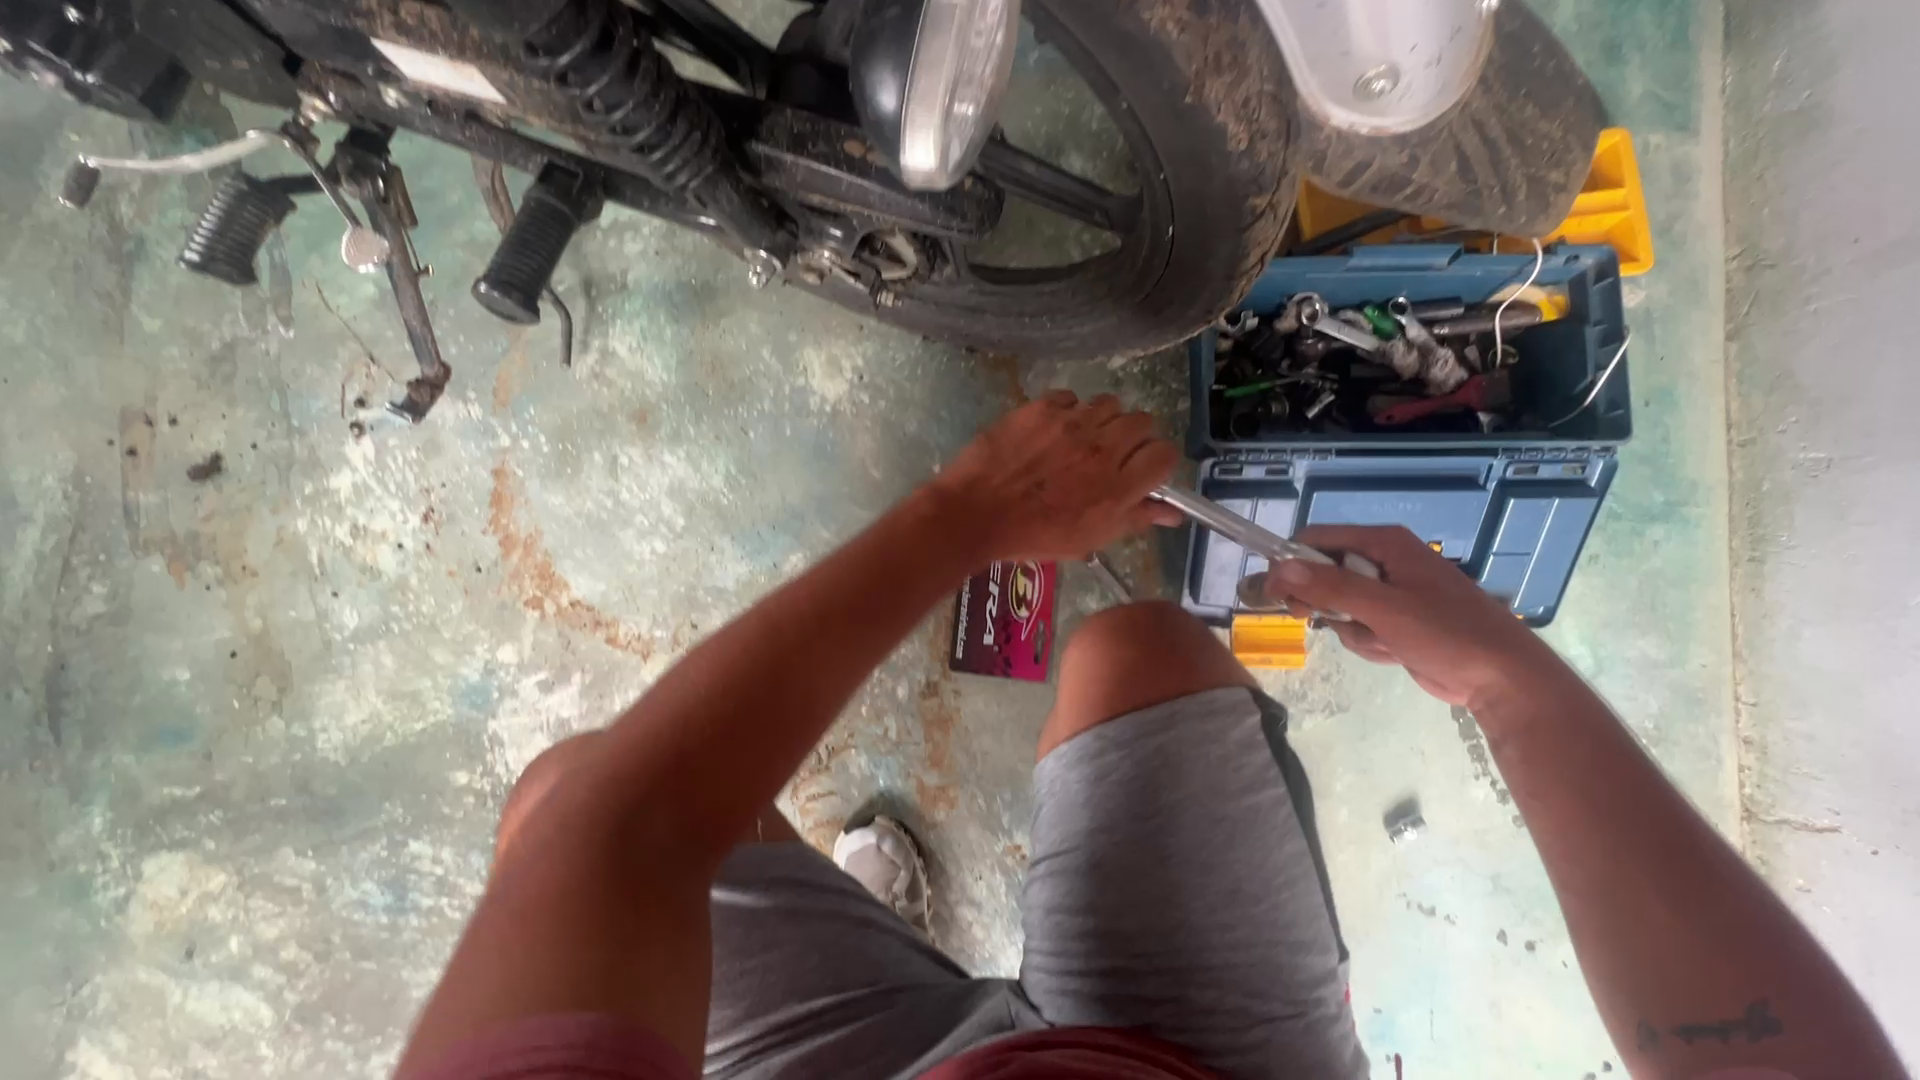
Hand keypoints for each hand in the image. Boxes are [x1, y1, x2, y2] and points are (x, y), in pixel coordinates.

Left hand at [928, 391, 1180, 560]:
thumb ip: (1134, 519)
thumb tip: (1172, 512)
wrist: (975, 514)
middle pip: (1143, 422)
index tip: (1142, 469)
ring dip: (1103, 419)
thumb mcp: (1089, 538)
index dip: (1157, 461)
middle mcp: (1102, 449)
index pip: (1165, 454)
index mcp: (1117, 487)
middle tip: (1111, 454)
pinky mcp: (1041, 408)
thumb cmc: (1032, 536)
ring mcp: (1071, 423)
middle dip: (1134, 437)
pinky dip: (1068, 410)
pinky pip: (1071, 397)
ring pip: (1110, 404)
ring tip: (1082, 439)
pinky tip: (1053, 430)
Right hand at [1260, 525, 1567, 708]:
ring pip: (1337, 605)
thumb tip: (1279, 567)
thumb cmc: (1448, 633)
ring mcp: (1389, 593)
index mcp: (1384, 543)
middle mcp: (1384, 561)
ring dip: (1350, 628)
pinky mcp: (1394, 620)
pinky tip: (1393, 651)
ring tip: (1382, 640)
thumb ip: (1331, 586)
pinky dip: (1367, 642)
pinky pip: (1357, 626)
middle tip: (1316, 619)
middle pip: (1322, 573)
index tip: (1274, 593)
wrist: (1502, 678)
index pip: (1316, 539)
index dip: (1290, 562)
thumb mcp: (1384, 608)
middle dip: (1323, 602)